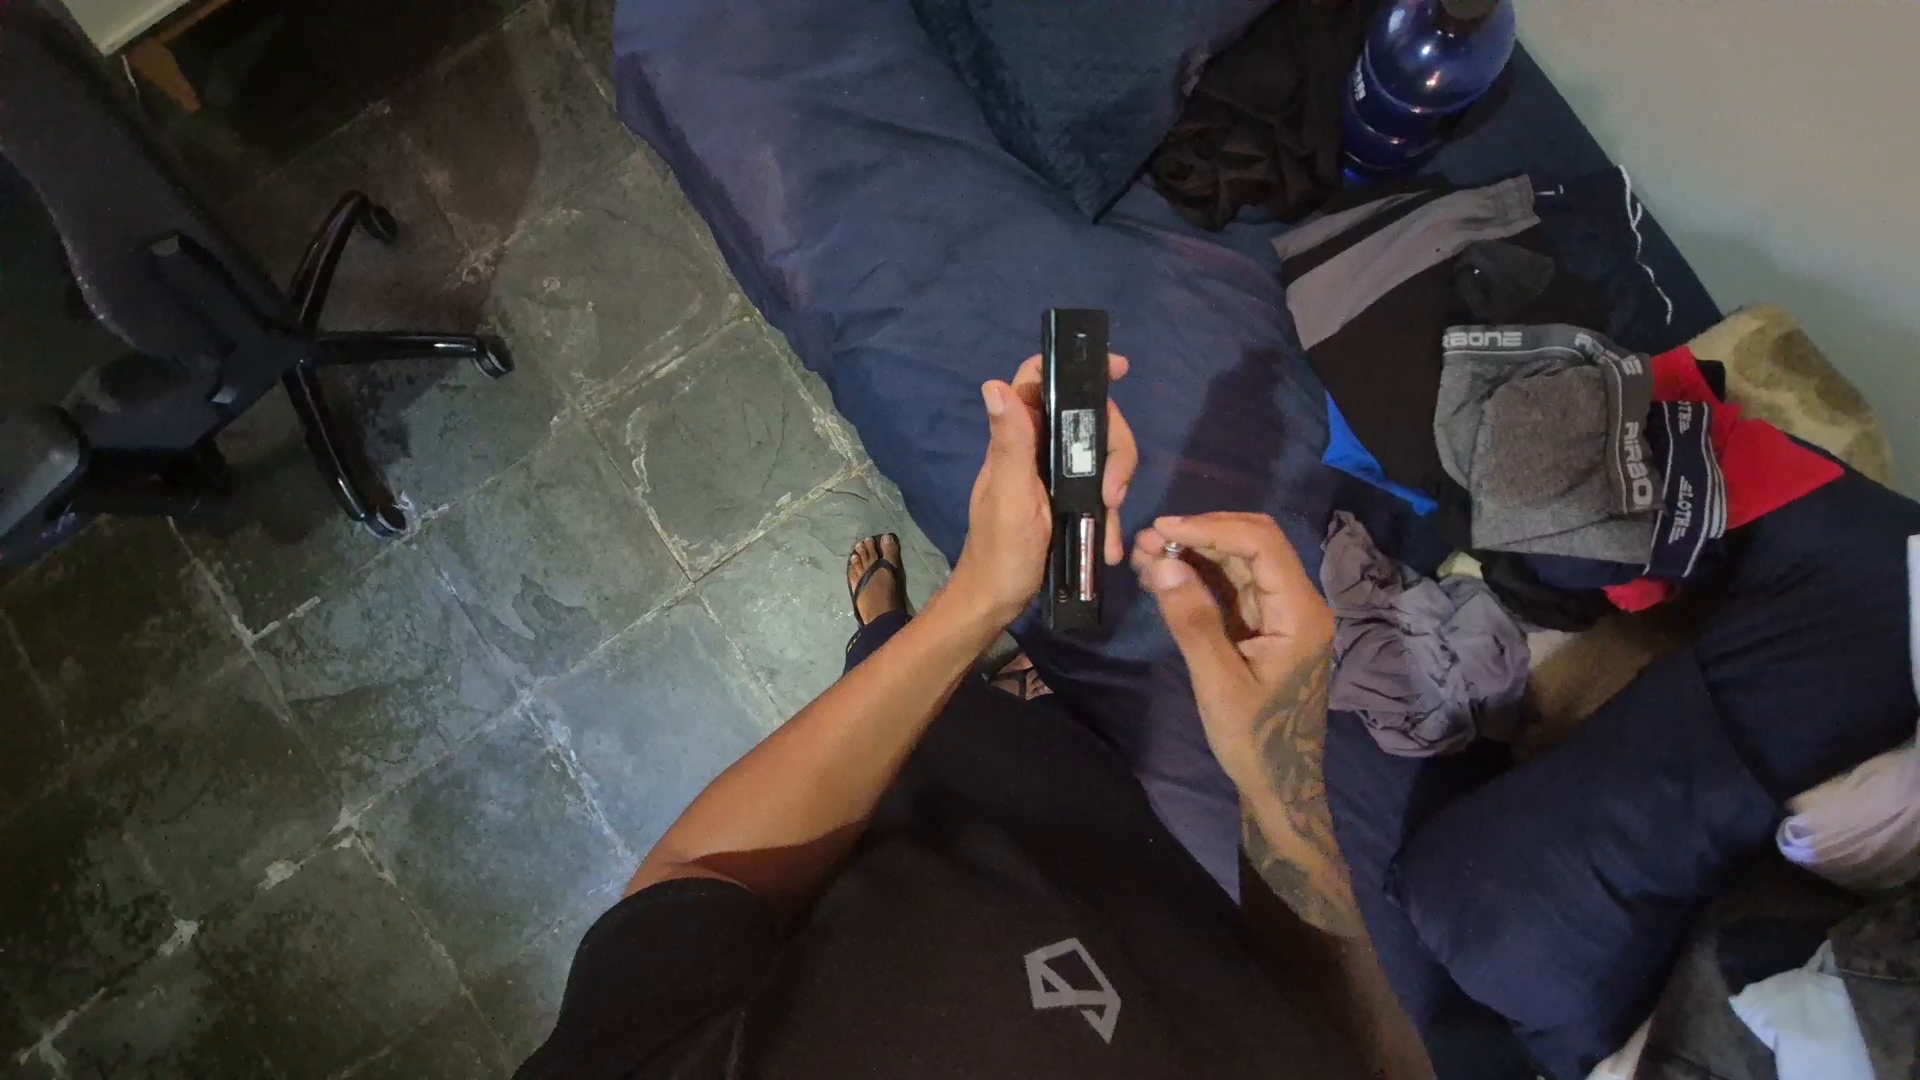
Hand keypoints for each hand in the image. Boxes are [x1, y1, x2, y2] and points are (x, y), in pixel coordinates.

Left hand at [950, 353, 1137, 627]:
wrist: (999, 600)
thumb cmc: (1000, 550)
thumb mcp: (1008, 496)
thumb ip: (1009, 442)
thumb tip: (993, 384)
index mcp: (1018, 437)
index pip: (1042, 380)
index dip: (1079, 368)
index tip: (1121, 371)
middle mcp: (1036, 447)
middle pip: (1090, 419)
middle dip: (1114, 451)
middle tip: (1114, 494)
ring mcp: (1053, 473)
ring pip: (1101, 456)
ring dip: (1117, 488)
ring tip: (1111, 524)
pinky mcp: (1067, 499)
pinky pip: (1101, 490)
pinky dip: (1110, 514)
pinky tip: (1109, 543)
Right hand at [1128, 513, 1333, 783]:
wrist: (1277, 781)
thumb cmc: (1253, 738)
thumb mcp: (1217, 682)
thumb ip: (1192, 620)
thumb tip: (1160, 563)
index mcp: (1300, 613)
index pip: (1260, 545)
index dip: (1209, 528)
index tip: (1160, 530)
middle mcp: (1297, 603)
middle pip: (1252, 543)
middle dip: (1199, 534)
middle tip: (1147, 541)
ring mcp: (1280, 612)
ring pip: (1238, 561)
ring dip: (1193, 551)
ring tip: (1144, 554)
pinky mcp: (1262, 623)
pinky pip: (1230, 584)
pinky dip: (1197, 574)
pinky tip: (1161, 576)